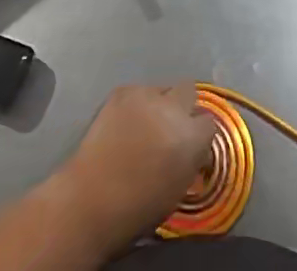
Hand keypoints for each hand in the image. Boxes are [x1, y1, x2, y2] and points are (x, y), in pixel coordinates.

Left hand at [63, 83, 215, 260]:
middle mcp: (175, 109)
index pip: (209, 121)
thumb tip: (193, 147)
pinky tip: (123, 123)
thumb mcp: (179, 188)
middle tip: (169, 128)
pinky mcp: (123, 92)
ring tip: (142, 124)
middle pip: (190, 92)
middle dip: (183, 107)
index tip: (189, 145)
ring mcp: (148, 97)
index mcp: (193, 136)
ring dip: (159, 104)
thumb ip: (192, 158)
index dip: (198, 134)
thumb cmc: (136, 208)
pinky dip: (134, 104)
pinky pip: (138, 91)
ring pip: (163, 89)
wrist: (87, 203)